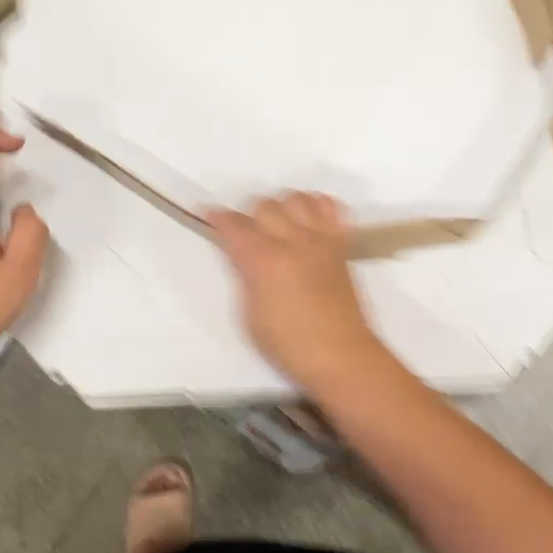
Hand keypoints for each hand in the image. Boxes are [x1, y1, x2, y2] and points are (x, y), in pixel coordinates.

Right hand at [209, 193, 388, 389]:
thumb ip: (245, 276)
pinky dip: (319, 207)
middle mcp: (293, 242)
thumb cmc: (288, 344)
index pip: (235, 225)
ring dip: (284, 206)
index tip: (211, 217)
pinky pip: (332, 209)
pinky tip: (310, 223)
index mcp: (265, 261)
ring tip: (281, 225)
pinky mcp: (341, 245)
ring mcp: (321, 240)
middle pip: (266, 205)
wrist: (340, 355)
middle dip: (251, 215)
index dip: (219, 218)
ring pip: (299, 198)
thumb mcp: (250, 315)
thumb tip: (242, 255)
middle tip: (249, 234)